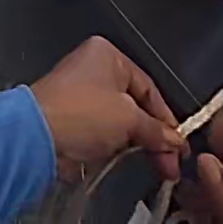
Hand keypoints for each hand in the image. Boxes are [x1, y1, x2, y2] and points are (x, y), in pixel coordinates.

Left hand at [29, 37, 185, 181]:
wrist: (42, 131)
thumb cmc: (85, 112)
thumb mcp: (129, 118)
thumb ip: (157, 130)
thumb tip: (175, 141)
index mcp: (106, 54)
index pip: (149, 86)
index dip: (167, 118)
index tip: (181, 147)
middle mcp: (95, 66)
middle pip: (137, 103)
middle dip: (156, 135)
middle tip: (171, 165)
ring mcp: (85, 90)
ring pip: (125, 118)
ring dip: (142, 143)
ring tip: (160, 169)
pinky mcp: (78, 113)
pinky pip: (108, 128)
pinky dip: (122, 144)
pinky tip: (134, 160)